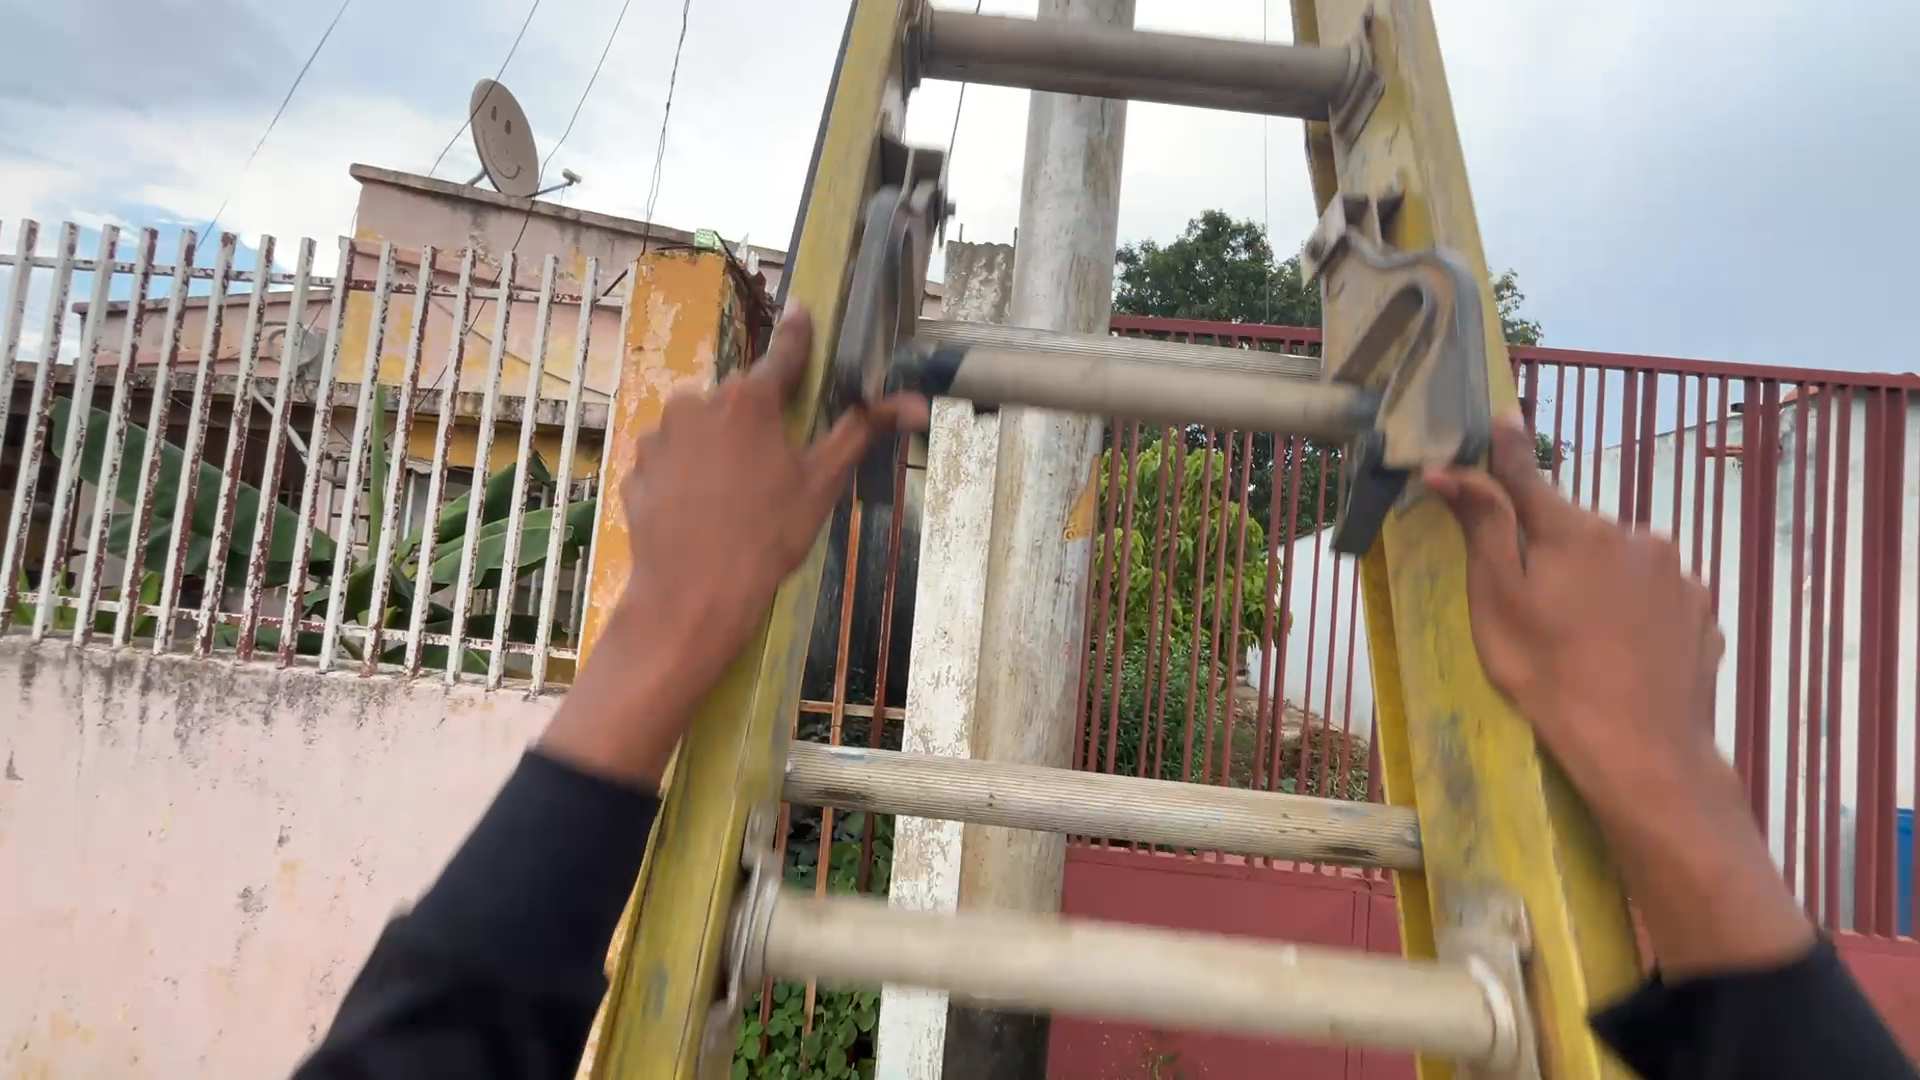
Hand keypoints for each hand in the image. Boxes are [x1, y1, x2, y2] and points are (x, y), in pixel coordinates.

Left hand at [540, 304, 928, 787]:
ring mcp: (660, 434)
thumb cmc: (769, 536)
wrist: (695, 595)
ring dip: (719, 446)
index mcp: (749, 400)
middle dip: (757, 422)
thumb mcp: (822, 484)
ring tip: (732, 497)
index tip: (801, 309)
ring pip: (702, 427)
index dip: (799, 334)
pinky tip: (699, 508)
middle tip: (771, 469)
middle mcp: (698, 401)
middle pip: (740, 399)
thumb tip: (916, 402)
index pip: (785, 354)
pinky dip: (687, 471)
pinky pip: (671, 456)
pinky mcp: (636, 466)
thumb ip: (861, 432)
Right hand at [1422, 417, 1723, 815]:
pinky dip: (1625, 601)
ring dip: (1587, 573)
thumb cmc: (1542, 666)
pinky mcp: (1702, 606)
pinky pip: (1649, 587)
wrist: (1636, 743)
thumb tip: (1450, 470)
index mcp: (1574, 530)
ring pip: (1612, 555)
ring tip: (1574, 627)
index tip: (1502, 415)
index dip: (1506, 450)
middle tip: (1526, 596)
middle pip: (1570, 524)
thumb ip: (1482, 526)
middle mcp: (1633, 535)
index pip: (1527, 477)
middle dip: (1545, 543)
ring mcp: (1676, 571)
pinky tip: (1612, 641)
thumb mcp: (1496, 596)